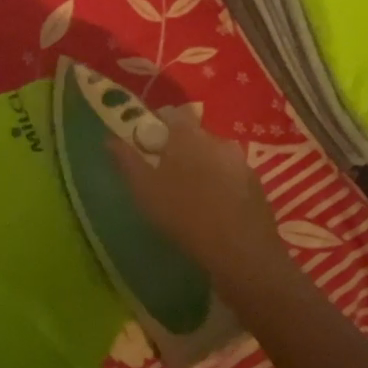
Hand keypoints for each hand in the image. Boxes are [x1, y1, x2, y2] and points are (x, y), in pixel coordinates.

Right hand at [108, 106, 282, 278]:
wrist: (243, 253)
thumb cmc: (185, 214)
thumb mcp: (144, 189)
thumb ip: (126, 160)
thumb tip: (109, 138)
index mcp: (189, 135)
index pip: (170, 114)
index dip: (156, 124)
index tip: (146, 144)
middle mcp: (218, 141)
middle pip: (193, 135)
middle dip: (179, 148)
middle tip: (165, 172)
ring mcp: (242, 163)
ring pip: (214, 156)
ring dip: (202, 167)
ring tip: (190, 194)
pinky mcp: (259, 187)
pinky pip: (232, 176)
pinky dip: (221, 185)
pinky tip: (214, 209)